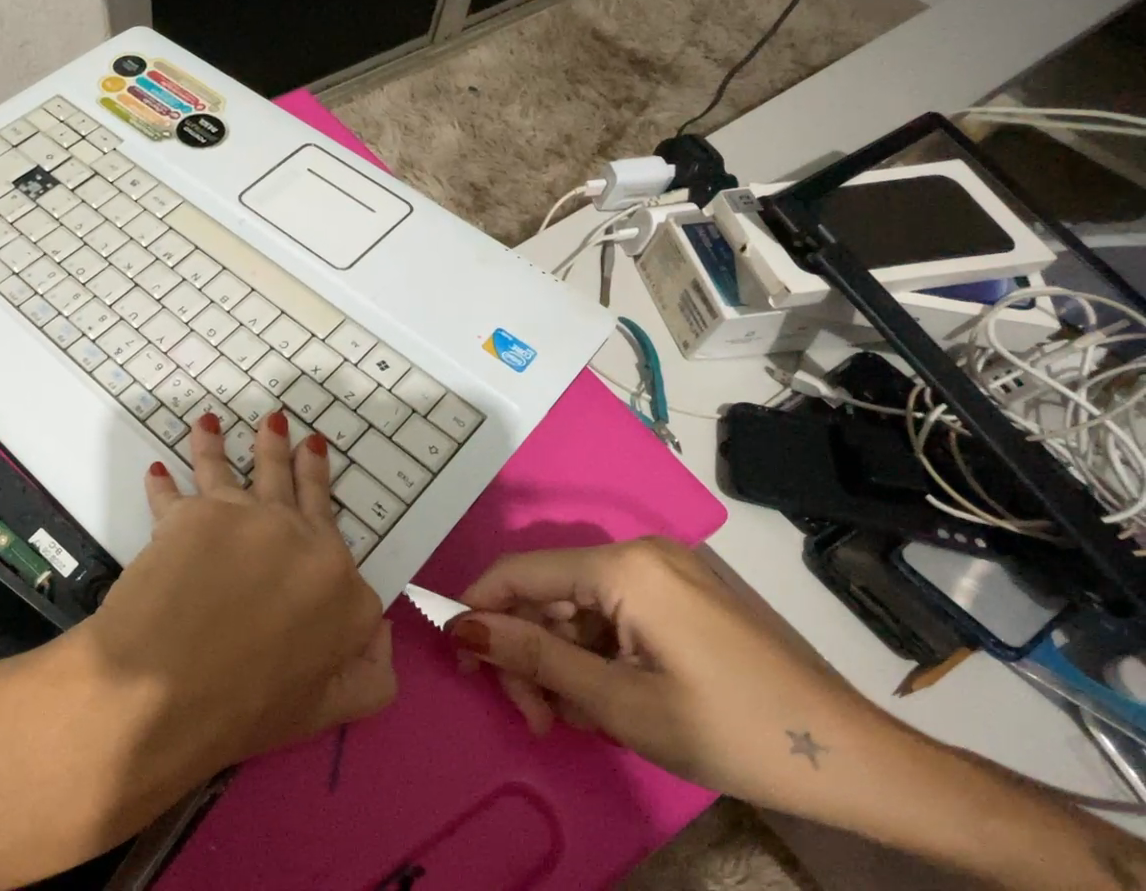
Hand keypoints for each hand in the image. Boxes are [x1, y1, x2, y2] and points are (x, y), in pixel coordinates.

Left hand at [76, 410, 394, 771]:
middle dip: (289, 453)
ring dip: (223, 444)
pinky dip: (165, 480)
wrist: (169, 687)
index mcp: (337, 579)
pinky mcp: (189, 514)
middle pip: (293, 485)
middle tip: (280, 422)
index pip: (339, 546)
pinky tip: (159, 468)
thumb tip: (379, 630)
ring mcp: (240, 517)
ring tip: (213, 422)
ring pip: (234, 470)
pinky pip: (176, 491)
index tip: (320, 508)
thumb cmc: (251, 704)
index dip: (328, 526)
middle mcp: (295, 535)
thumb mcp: (332, 708)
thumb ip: (371, 673)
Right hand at [447, 538, 884, 805]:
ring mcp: (670, 573)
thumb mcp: (618, 702)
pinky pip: (615, 616)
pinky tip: (605, 702)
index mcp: (625, 567)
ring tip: (573, 720)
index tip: (460, 661)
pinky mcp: (687, 598)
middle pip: (549, 594)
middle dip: (529, 653)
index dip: (478, 611)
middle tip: (533, 717)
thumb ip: (533, 657)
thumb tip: (460, 627)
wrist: (854, 761)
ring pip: (580, 609)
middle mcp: (643, 554)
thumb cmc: (730, 730)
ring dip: (562, 663)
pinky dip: (598, 658)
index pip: (520, 573)